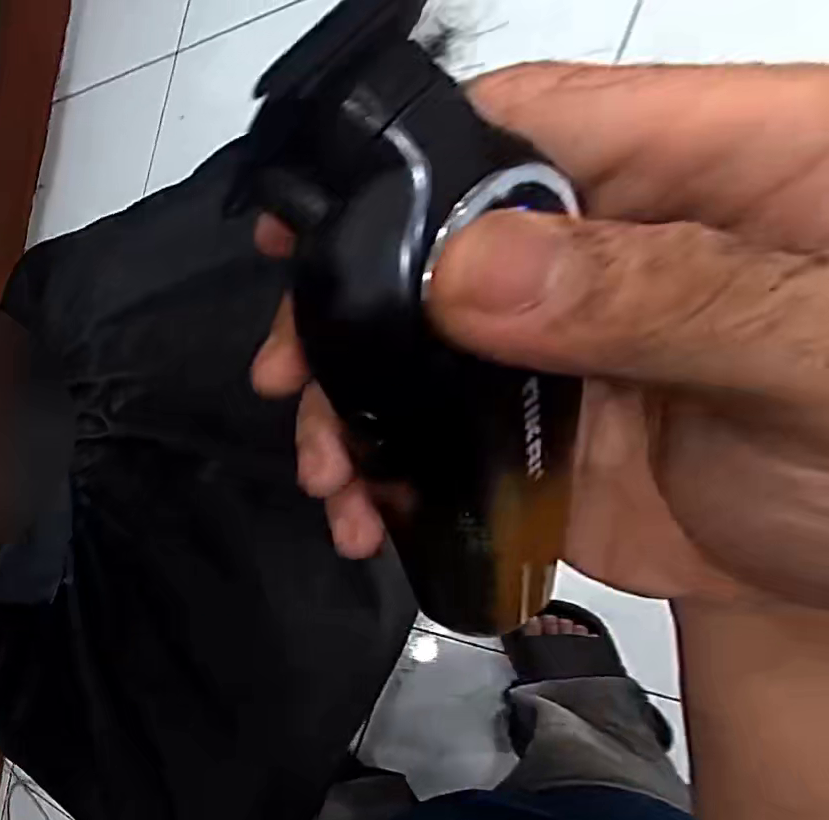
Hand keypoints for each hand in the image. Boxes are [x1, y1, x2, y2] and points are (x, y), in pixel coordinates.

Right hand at [254, 63, 828, 611]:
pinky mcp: (514, 430)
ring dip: (343, 418)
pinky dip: (372, 478)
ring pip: (398, 357)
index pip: (531, 124)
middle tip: (289, 380)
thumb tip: (467, 269)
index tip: (300, 233)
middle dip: (338, 325)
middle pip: (425, 253)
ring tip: (332, 477)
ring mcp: (548, 349)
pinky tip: (364, 511)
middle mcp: (607, 255)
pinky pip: (413, 437)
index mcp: (715, 175)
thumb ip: (665, 297)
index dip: (402, 165)